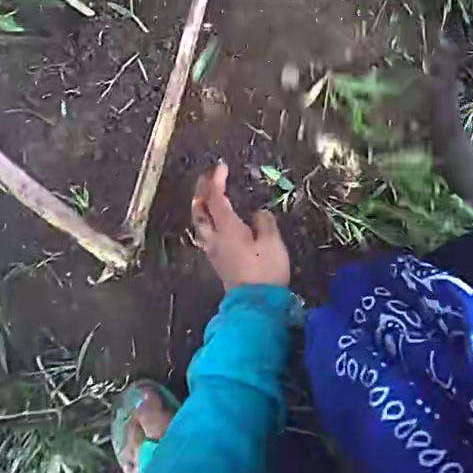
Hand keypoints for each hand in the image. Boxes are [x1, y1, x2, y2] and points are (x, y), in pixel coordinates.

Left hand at [190, 161, 289, 289]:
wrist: (255, 305)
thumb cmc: (265, 272)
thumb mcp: (272, 243)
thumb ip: (264, 223)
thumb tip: (256, 214)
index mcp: (227, 229)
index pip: (216, 199)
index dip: (216, 181)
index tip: (221, 167)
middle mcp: (214, 238)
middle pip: (200, 210)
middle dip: (202, 190)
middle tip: (207, 176)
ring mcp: (213, 250)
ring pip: (200, 222)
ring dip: (201, 205)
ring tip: (206, 194)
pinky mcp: (217, 260)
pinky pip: (205, 232)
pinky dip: (206, 218)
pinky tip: (214, 219)